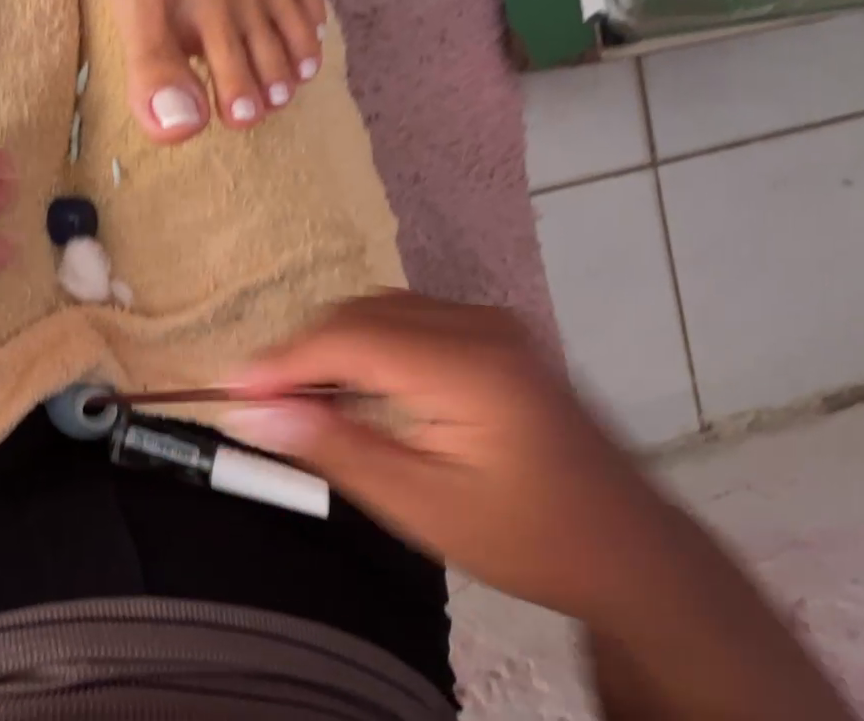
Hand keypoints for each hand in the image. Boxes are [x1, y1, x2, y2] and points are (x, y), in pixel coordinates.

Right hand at [222, 293, 683, 622]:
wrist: (634, 552)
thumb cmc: (528, 539)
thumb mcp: (420, 506)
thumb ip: (334, 448)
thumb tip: (254, 411)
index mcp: (469, 368)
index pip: (347, 338)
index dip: (281, 360)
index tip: (230, 388)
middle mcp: (480, 327)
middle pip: (358, 315)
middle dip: (300, 353)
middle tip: (262, 402)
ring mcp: (491, 324)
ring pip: (376, 310)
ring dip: (328, 346)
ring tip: (298, 398)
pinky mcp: (492, 333)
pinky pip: (403, 319)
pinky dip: (362, 344)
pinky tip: (351, 385)